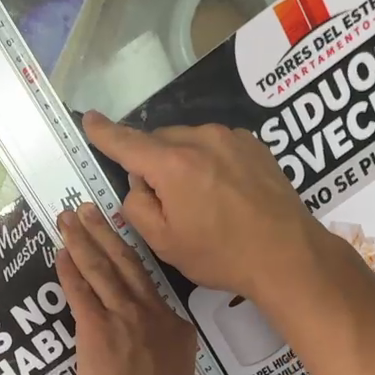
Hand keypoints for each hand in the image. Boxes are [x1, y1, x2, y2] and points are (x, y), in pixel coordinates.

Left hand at [56, 203, 194, 374]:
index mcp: (178, 329)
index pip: (156, 291)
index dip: (137, 264)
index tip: (125, 245)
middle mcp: (153, 313)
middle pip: (127, 264)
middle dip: (106, 232)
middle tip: (89, 208)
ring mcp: (124, 315)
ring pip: (102, 269)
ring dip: (83, 240)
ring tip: (69, 218)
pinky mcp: (95, 324)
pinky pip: (80, 290)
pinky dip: (68, 270)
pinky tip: (60, 252)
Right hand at [83, 112, 338, 308]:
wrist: (284, 253)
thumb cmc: (220, 255)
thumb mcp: (164, 243)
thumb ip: (137, 207)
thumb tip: (136, 184)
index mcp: (172, 165)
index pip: (127, 142)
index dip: (104, 133)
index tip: (89, 120)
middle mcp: (200, 139)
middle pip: (159, 141)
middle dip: (150, 163)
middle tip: (161, 204)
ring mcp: (230, 138)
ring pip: (188, 141)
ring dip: (180, 163)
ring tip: (196, 203)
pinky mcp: (253, 145)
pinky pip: (214, 146)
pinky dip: (206, 163)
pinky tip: (219, 194)